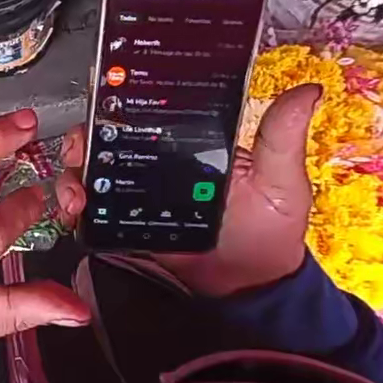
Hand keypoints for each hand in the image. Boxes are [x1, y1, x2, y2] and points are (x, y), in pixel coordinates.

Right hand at [61, 83, 322, 298]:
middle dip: (88, 134)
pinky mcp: (122, 226)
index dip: (122, 99)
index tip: (106, 93)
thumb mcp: (279, 181)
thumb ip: (282, 138)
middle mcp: (158, 163)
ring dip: (76, 170)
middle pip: (110, 137)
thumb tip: (308, 91)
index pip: (149, 110)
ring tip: (78, 186)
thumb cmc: (267, 233)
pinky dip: (74, 206)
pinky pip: (91, 210)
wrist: (248, 291)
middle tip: (83, 144)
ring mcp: (137, 196)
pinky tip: (75, 209)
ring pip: (93, 171)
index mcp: (190, 143)